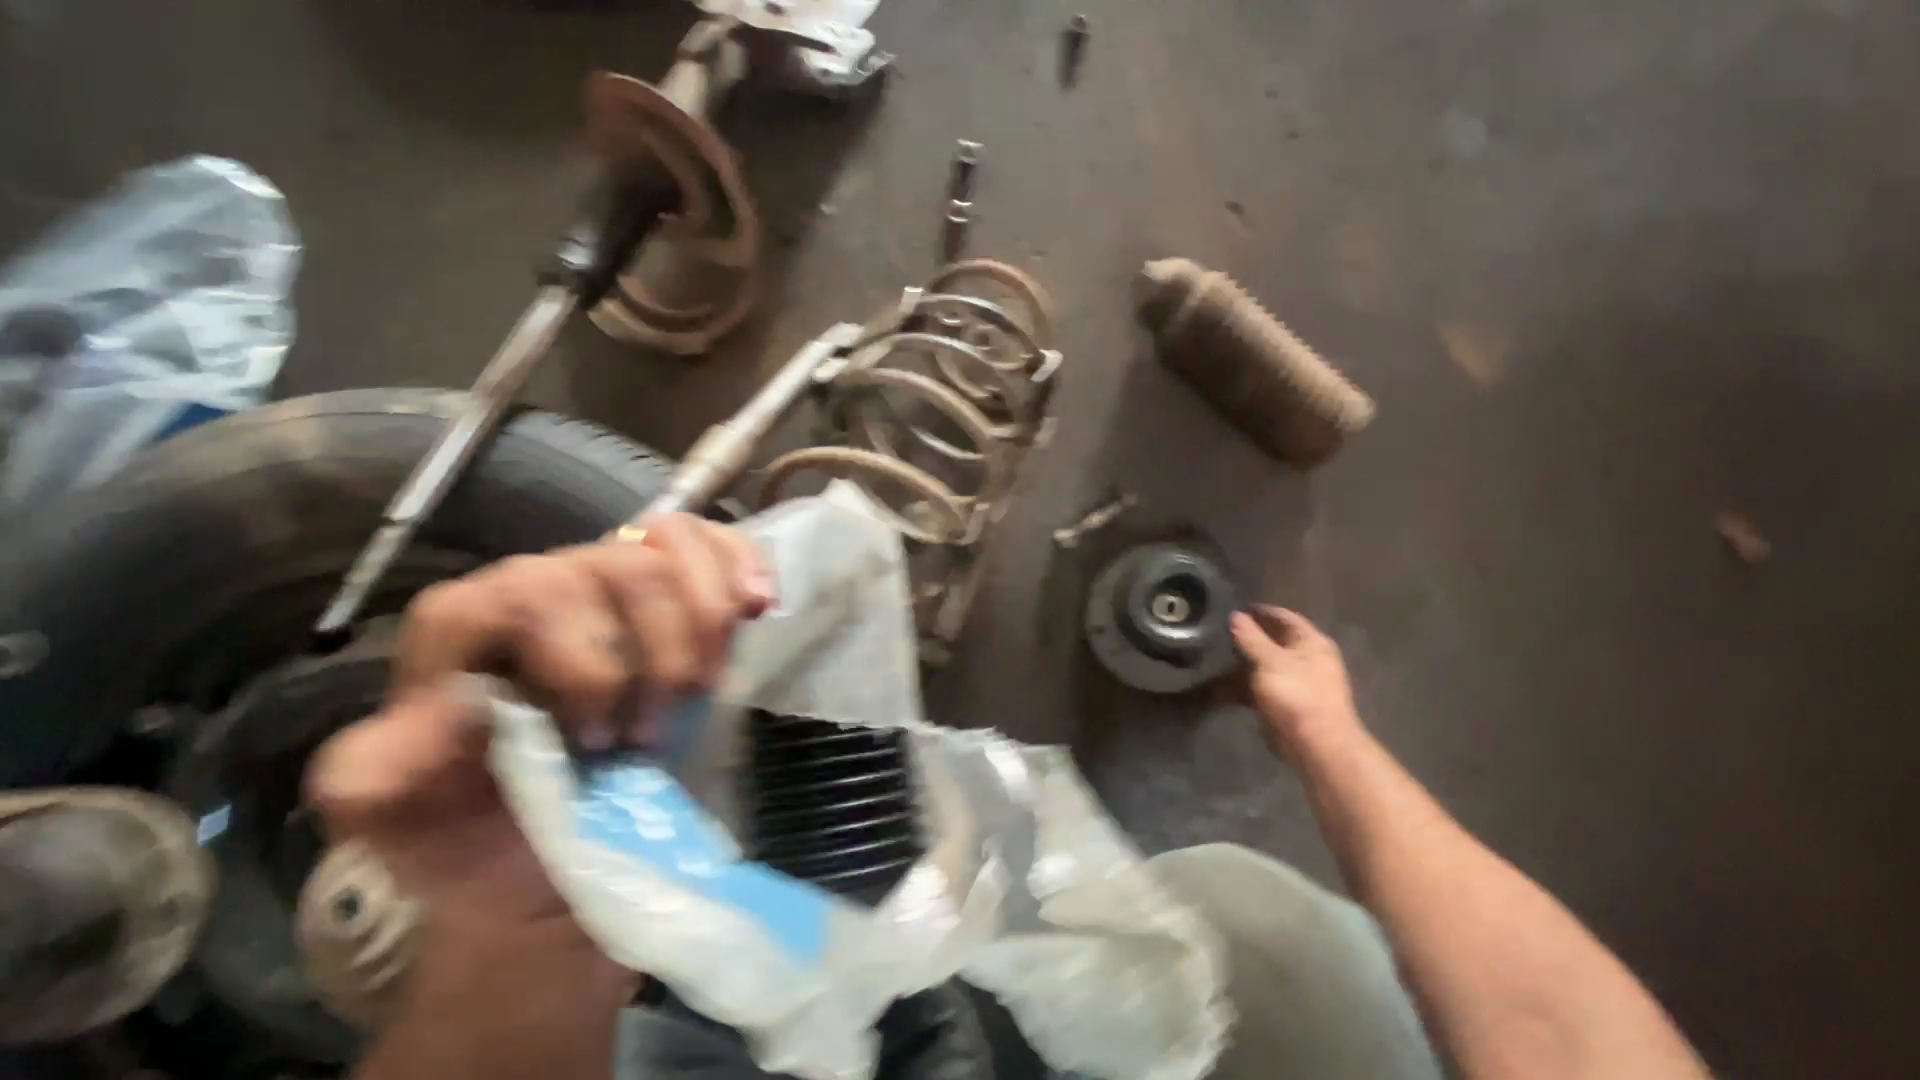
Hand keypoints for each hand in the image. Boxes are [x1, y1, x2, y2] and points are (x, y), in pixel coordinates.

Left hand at [306, 514, 772, 940]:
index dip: (585, 662)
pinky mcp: (670, 593)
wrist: (543, 860)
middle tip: (650, 737)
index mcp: (465, 624)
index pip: (532, 594)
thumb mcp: (399, 827)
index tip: (598, 739)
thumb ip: (382, 774)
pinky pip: (709, 542)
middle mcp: (538, 585)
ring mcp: (608, 582)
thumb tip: (463, 699)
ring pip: (671, 548)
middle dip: (656, 658)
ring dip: (703, 625)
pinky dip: (739, 565)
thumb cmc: (471, 840)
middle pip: (620, 568)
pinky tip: (755, 606)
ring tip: (697, 691)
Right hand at [1230, 606, 1363, 762]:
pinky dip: (1244, 686)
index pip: (1284, 616)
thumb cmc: (1297, 695)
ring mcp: (1297, 682)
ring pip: (1266, 665)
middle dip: (1248, 637)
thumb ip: (1251, 638)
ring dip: (1243, 662)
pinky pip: (1262, 687)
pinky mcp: (1286, 703)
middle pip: (1274, 640)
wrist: (1316, 744)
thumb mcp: (1270, 661)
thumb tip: (1235, 615)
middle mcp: (1307, 658)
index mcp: (1311, 642)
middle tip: (1219, 632)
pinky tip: (1221, 685)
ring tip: (1215, 656)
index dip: (1259, 611)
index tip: (1232, 608)